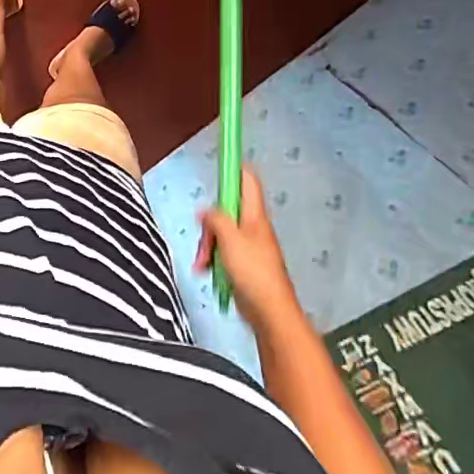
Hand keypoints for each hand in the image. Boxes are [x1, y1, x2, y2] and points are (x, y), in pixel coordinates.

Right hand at [196, 165, 307, 335]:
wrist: (270, 313)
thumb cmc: (253, 272)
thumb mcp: (229, 239)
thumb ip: (215, 219)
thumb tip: (205, 209)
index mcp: (254, 217)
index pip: (248, 182)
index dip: (235, 169)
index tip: (222, 160)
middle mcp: (253, 228)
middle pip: (226, 210)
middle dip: (209, 223)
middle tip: (204, 240)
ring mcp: (249, 247)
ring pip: (221, 234)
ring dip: (208, 246)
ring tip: (202, 263)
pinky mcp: (243, 265)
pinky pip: (222, 253)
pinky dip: (212, 260)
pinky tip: (206, 272)